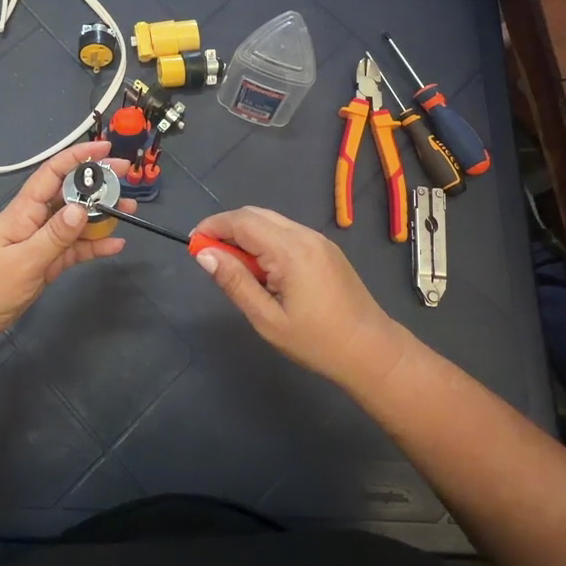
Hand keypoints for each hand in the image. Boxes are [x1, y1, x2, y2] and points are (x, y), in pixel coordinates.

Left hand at [0, 140, 133, 339]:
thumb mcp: (24, 260)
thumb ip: (54, 235)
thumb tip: (82, 208)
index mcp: (23, 210)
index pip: (53, 173)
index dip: (78, 157)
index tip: (106, 149)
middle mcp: (34, 219)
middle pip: (69, 194)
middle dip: (98, 184)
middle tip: (127, 178)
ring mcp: (40, 241)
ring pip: (76, 221)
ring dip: (101, 216)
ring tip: (130, 211)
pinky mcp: (45, 262)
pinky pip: (73, 248)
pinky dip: (93, 245)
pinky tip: (115, 245)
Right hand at [192, 207, 412, 391]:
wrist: (371, 350)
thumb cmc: (316, 341)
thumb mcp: (267, 319)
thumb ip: (235, 282)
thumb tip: (204, 254)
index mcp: (290, 251)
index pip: (242, 222)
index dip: (213, 227)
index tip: (193, 243)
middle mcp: (304, 235)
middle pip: (255, 214)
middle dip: (227, 228)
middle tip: (209, 255)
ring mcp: (318, 239)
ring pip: (271, 221)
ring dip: (246, 234)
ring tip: (233, 265)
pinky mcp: (326, 248)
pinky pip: (286, 232)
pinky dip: (265, 240)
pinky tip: (261, 269)